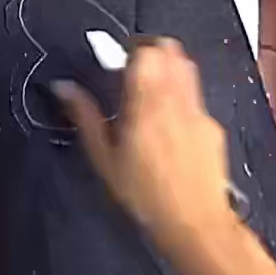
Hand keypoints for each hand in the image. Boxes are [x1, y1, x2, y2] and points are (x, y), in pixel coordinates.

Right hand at [56, 39, 246, 264]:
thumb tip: (63, 86)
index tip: (115, 60)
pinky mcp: (213, 126)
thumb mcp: (103, 158)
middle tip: (130, 69)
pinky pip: (196, 95)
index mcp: (146, 103)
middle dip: (149, 50)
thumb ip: (83, 115)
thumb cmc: (145, 196)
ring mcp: (199, 112)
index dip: (128, 47)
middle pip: (170, 50)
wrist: (197, 227)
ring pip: (187, 67)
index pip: (145, 51)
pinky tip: (169, 120)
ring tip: (148, 88)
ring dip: (167, 66)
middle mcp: (176, 100)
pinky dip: (181, 93)